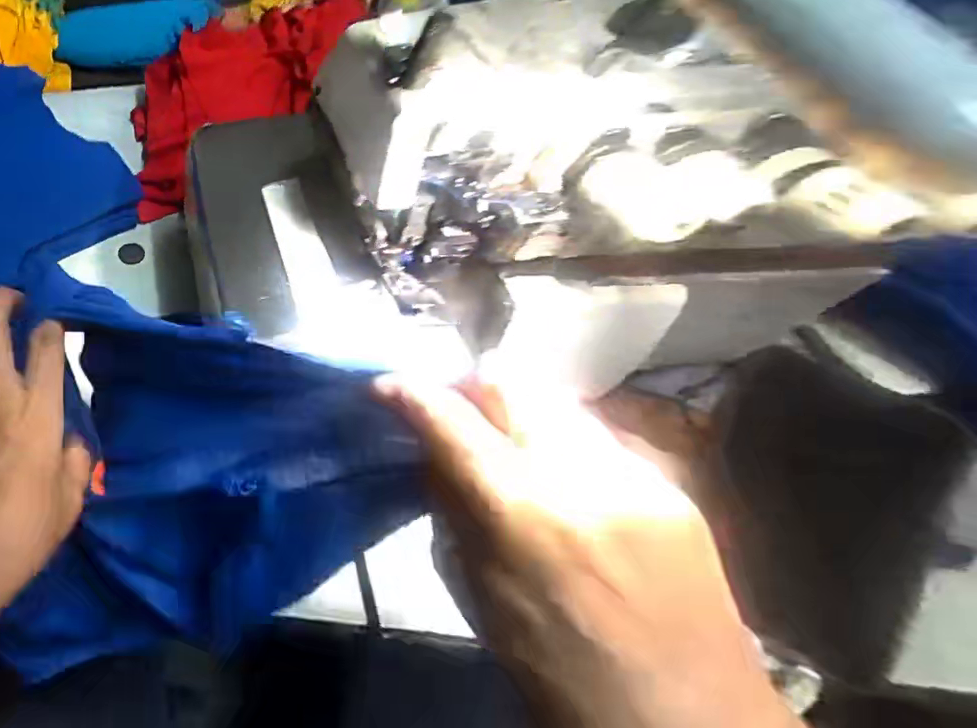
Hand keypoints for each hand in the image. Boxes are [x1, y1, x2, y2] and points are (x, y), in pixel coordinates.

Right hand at [375, 375, 799, 727]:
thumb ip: (451, 500)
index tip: (385, 386)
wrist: (691, 725)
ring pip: (554, 401)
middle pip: (509, 382)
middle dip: (468, 387)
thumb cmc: (555, 663)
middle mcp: (583, 474)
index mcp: (522, 507)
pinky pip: (595, 435)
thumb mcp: (473, 582)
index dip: (408, 391)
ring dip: (515, 410)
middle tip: (449, 410)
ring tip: (501, 441)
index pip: (449, 413)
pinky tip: (555, 474)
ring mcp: (637, 476)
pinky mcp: (675, 489)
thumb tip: (428, 446)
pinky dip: (558, 439)